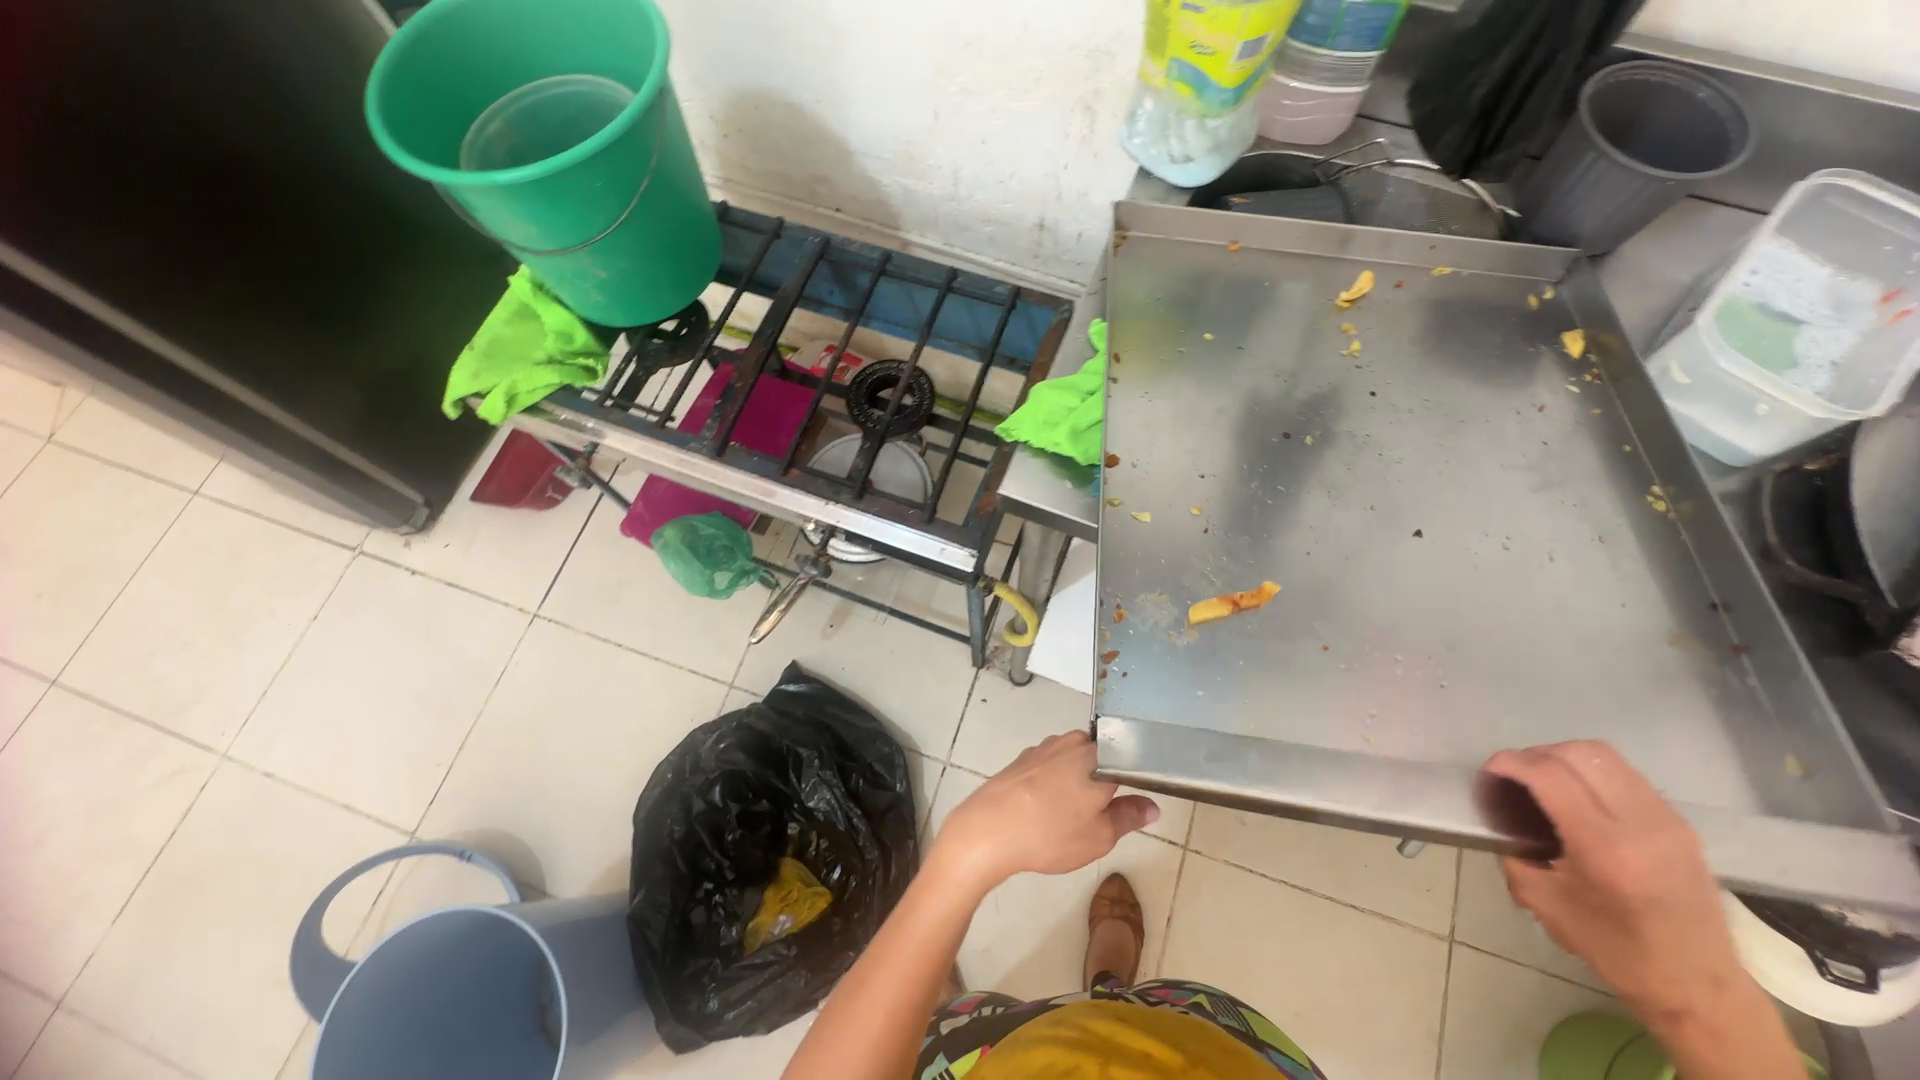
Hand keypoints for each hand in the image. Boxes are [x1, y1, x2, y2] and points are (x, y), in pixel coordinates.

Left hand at [930, 731, 1158, 892]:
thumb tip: (1153, 805)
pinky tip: (1046, 806)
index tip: (1134, 800)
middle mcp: (1073, 743)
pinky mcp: (1022, 759)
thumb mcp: (1099, 836)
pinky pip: (1050, 765)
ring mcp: (1044, 748)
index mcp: (1098, 758)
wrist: (987, 830)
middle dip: (1105, 778)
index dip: (1137, 778)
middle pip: (1101, 754)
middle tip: (1102, 811)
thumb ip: (1128, 817)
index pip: (1129, 757)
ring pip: (1074, 758)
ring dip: (1078, 778)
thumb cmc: (1049, 834)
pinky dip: (1054, 781)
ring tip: (1072, 812)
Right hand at [1481, 741, 1746, 1023]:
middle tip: (1513, 776)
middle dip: (1535, 755)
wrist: (1697, 984)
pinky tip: (1578, 797)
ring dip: (1564, 758)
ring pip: (1606, 756)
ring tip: (1543, 780)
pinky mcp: (1679, 824)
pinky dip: (1592, 772)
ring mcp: (1666, 820)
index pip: (1550, 776)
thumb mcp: (1546, 905)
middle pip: (1579, 753)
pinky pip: (1626, 775)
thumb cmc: (1616, 951)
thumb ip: (1517, 857)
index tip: (1489, 772)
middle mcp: (1641, 823)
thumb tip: (1506, 829)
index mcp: (1605, 847)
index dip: (1511, 763)